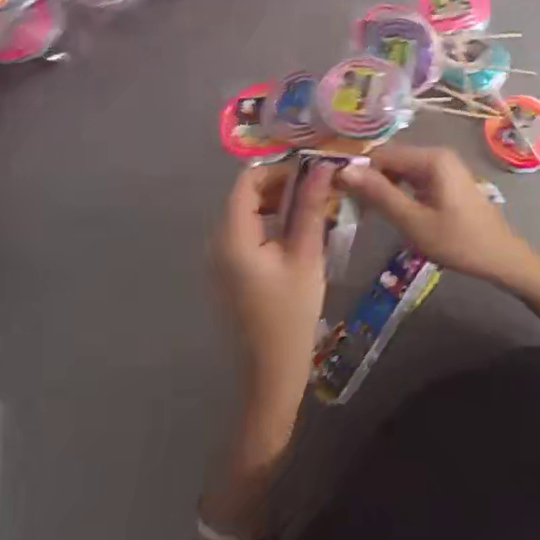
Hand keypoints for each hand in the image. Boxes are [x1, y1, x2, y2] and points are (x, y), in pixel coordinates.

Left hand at [210, 161, 335, 417]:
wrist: (271, 372)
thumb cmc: (291, 315)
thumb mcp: (306, 257)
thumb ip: (310, 209)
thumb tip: (321, 166)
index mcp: (232, 236)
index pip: (247, 181)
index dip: (280, 169)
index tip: (314, 171)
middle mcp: (217, 242)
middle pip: (246, 196)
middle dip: (283, 186)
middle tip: (321, 189)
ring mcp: (220, 259)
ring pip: (249, 215)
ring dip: (280, 206)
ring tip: (317, 210)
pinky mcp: (229, 273)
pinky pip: (248, 235)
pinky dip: (272, 226)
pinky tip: (300, 236)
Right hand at [339, 145, 537, 285]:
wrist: (500, 257)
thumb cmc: (457, 242)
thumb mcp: (413, 221)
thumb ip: (379, 194)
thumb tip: (343, 170)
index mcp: (431, 159)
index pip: (381, 153)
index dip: (358, 171)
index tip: (340, 194)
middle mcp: (438, 154)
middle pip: (391, 159)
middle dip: (370, 179)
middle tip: (353, 207)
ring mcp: (444, 166)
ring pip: (401, 169)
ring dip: (383, 187)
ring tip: (369, 212)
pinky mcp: (447, 180)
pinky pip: (414, 177)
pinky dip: (399, 191)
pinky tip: (392, 211)